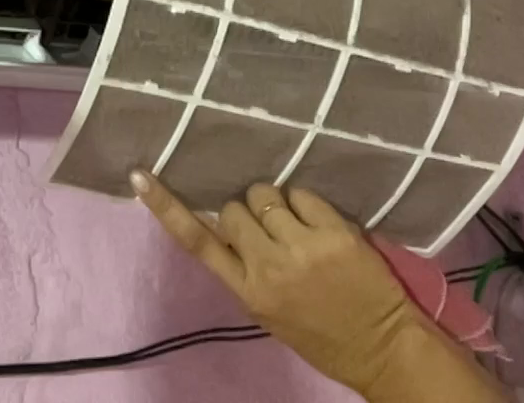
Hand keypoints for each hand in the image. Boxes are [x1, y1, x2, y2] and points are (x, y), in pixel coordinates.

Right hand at [134, 172, 413, 395]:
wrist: (383, 348)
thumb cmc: (321, 333)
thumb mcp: (267, 310)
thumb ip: (243, 267)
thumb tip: (227, 220)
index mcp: (246, 291)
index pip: (196, 242)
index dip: (166, 206)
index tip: (140, 175)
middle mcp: (267, 267)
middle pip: (232, 209)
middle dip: (246, 212)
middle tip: (270, 230)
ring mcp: (301, 247)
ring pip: (264, 195)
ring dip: (275, 203)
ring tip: (295, 225)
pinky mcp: (333, 233)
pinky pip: (301, 194)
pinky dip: (306, 203)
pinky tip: (320, 224)